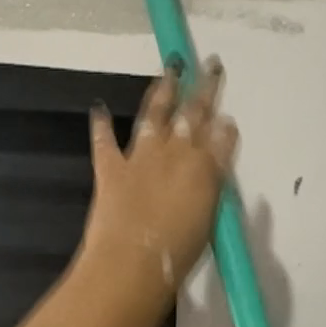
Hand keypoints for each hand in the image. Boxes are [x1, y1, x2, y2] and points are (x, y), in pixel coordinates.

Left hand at [83, 58, 237, 290]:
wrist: (131, 263)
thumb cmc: (179, 255)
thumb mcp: (209, 222)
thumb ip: (213, 188)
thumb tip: (217, 162)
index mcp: (206, 170)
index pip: (221, 137)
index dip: (224, 122)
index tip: (227, 110)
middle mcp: (176, 154)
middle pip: (193, 114)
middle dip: (203, 88)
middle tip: (208, 63)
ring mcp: (142, 157)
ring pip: (154, 115)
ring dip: (163, 90)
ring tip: (170, 68)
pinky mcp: (111, 167)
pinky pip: (105, 141)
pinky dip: (101, 125)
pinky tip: (98, 108)